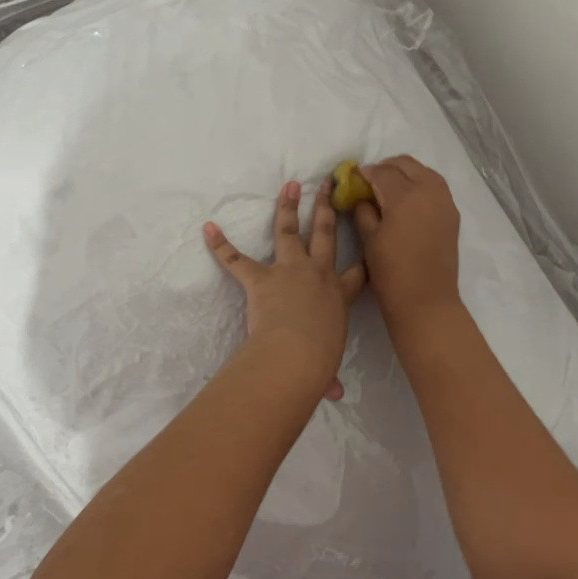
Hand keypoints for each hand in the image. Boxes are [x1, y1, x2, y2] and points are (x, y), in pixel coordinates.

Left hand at [204, 180, 366, 399]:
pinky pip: (236, 259)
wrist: (299, 353)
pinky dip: (220, 245)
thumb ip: (328, 378)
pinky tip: (208, 229)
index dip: (363, 257)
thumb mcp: (328, 367)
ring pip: (289, 231)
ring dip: (287, 207)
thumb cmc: (319, 361)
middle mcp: (318, 275)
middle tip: (328, 186)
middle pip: (325, 235)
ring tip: (290, 184)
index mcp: (339, 297)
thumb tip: (334, 394)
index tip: (369, 238)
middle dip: (326, 209)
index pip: (357, 273)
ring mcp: (289, 272)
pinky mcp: (261, 279)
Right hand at [350, 156, 461, 331]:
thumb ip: (363, 210)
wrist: (426, 299)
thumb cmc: (391, 271)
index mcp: (404, 195)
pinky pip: (435, 187)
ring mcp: (444, 201)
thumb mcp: (369, 239)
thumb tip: (361, 196)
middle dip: (386, 167)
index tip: (353, 177)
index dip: (365, 173)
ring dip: (405, 174)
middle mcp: (428, 190)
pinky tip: (407, 202)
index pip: (382, 172)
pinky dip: (420, 185)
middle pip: (406, 164)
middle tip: (370, 181)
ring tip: (389, 189)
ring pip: (424, 172)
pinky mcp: (452, 214)